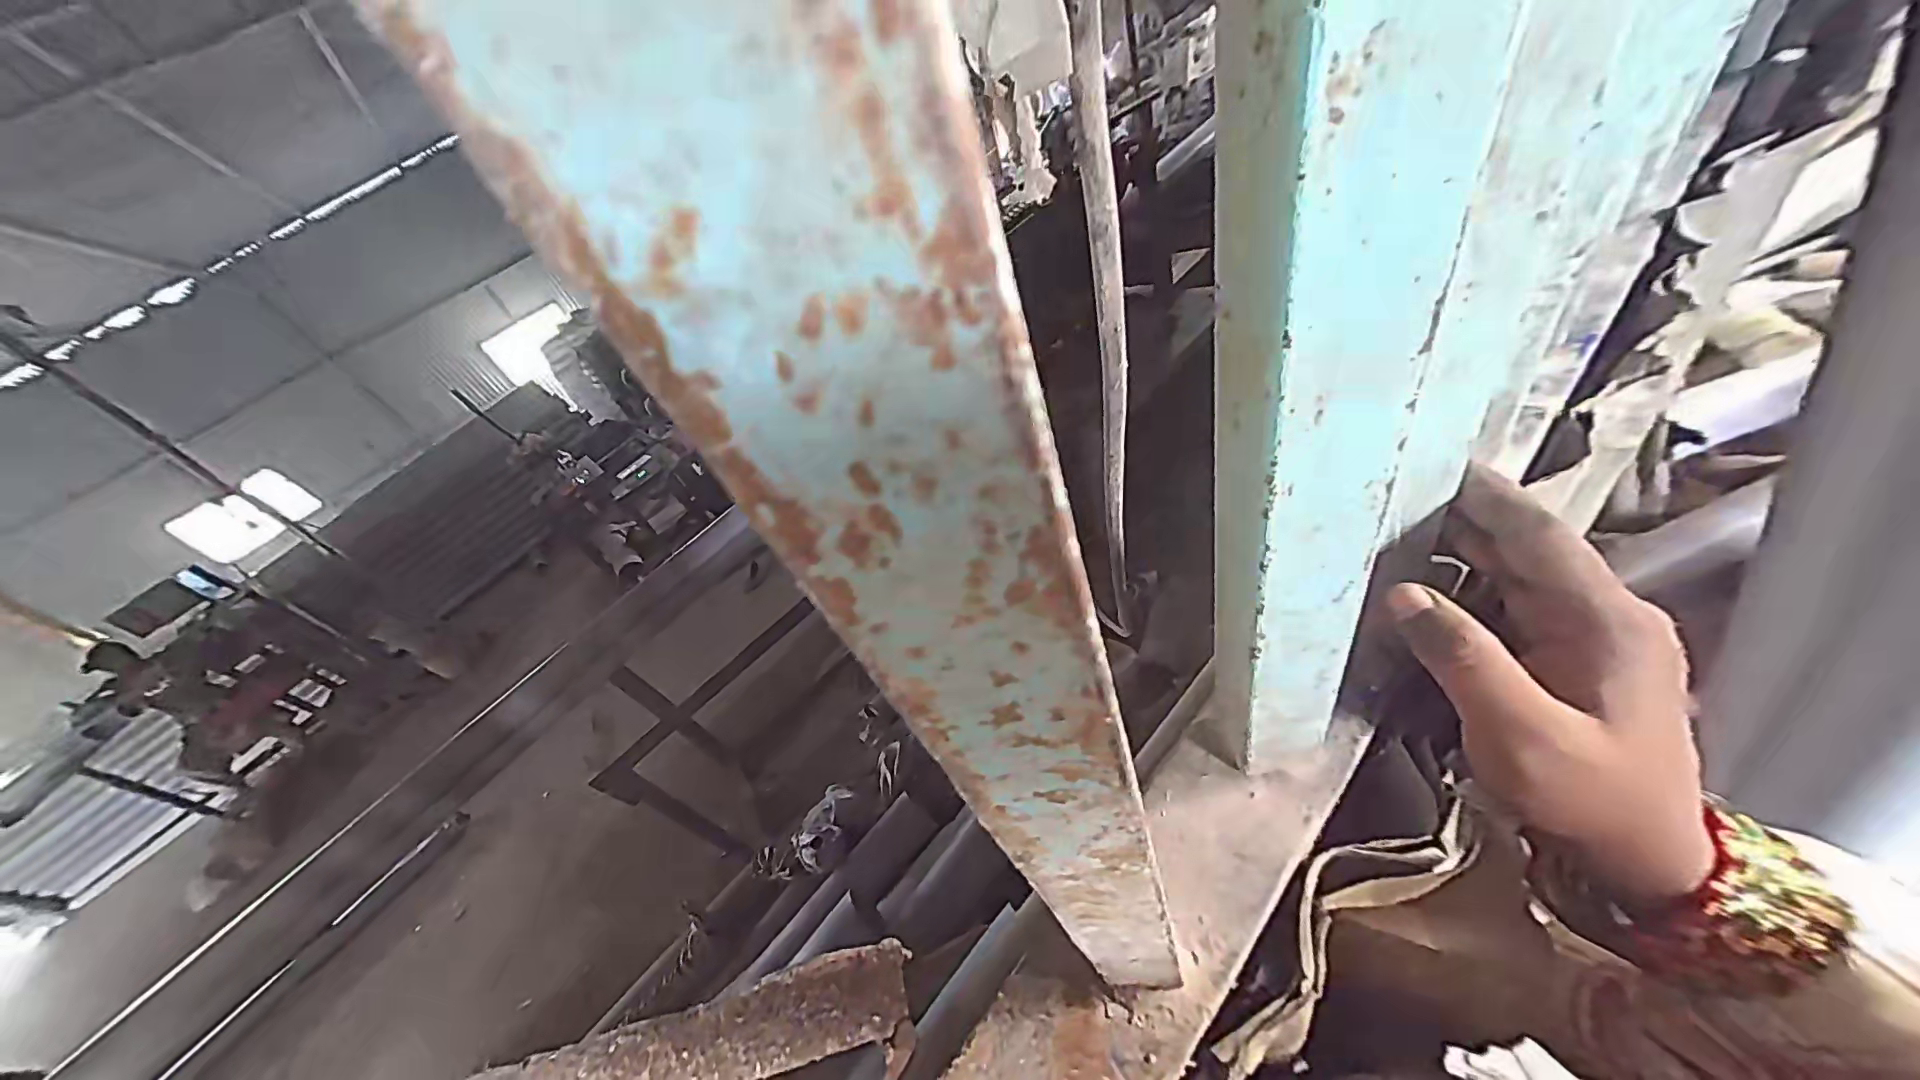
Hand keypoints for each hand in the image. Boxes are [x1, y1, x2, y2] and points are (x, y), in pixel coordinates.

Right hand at [1386, 465, 1714, 901]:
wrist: (1639, 855)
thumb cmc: (1586, 795)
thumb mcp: (1520, 733)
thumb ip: (1464, 659)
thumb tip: (1401, 593)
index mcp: (1605, 620)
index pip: (1539, 536)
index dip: (1486, 496)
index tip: (1433, 463)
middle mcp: (1599, 613)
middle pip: (1521, 547)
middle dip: (1457, 517)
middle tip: (1387, 494)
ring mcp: (1582, 632)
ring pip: (1509, 572)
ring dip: (1452, 550)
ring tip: (1388, 529)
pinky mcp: (1560, 652)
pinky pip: (1503, 603)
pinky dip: (1458, 586)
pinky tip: (1417, 582)